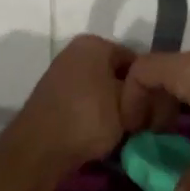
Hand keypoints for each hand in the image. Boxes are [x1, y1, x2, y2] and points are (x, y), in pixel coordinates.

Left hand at [6, 34, 137, 170]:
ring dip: (107, 104)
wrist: (38, 147)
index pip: (133, 60)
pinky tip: (94, 131)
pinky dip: (88, 110)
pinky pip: (79, 97)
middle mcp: (75, 49)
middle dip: (124, 93)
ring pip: (96, 86)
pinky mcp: (50, 93)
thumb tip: (145, 96)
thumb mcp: (126, 108)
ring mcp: (60, 70)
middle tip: (135, 120)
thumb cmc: (87, 118)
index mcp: (95, 43)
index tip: (150, 108)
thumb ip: (141, 96)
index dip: (145, 84)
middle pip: (112, 71)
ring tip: (115, 129)